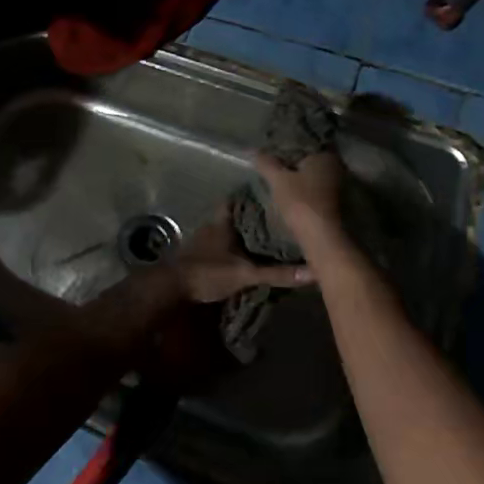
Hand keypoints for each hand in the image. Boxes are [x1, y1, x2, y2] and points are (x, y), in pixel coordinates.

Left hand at [167, 207, 312, 303]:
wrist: (171, 288)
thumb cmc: (208, 272)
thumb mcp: (246, 274)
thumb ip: (277, 273)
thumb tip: (312, 271)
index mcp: (223, 222)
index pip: (238, 199)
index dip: (253, 195)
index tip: (272, 195)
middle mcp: (212, 225)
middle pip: (234, 214)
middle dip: (251, 216)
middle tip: (275, 218)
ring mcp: (201, 240)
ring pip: (226, 230)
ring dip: (240, 233)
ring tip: (264, 237)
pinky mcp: (196, 255)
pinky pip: (218, 245)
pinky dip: (230, 248)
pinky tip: (243, 255)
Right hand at [254, 151, 345, 240]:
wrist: (321, 236)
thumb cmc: (301, 201)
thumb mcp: (278, 179)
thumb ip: (267, 163)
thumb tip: (256, 151)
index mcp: (325, 155)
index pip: (304, 145)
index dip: (288, 150)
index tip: (273, 156)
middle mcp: (337, 166)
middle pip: (311, 161)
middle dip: (295, 165)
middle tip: (276, 169)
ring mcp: (341, 186)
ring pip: (316, 177)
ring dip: (302, 180)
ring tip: (283, 184)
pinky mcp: (340, 203)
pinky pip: (319, 190)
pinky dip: (308, 192)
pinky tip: (295, 197)